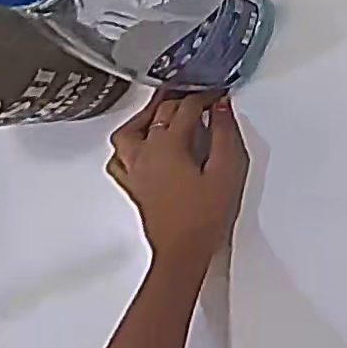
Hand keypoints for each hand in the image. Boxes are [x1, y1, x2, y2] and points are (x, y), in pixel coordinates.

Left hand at [107, 91, 249, 265]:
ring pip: (130, 131)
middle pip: (159, 113)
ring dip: (147, 115)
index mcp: (168, 145)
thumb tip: (220, 107)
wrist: (184, 253)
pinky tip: (142, 142)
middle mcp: (146, 154)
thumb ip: (224, 132)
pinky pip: (120, 157)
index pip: (187, 107)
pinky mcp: (133, 186)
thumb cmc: (204, 215)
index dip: (205, 96)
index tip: (218, 94)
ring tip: (165, 108)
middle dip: (181, 99)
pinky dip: (129, 143)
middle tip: (199, 96)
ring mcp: (136, 171)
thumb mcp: (227, 168)